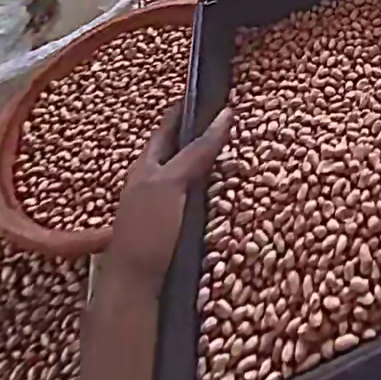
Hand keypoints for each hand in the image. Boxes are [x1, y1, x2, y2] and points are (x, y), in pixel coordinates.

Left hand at [105, 104, 232, 282]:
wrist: (135, 290)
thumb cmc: (148, 230)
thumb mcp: (173, 183)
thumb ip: (198, 150)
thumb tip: (227, 112)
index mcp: (146, 166)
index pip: (169, 126)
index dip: (189, 106)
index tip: (214, 89)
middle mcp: (153, 181)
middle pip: (183, 147)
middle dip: (207, 132)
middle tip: (239, 117)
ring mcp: (165, 204)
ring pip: (194, 171)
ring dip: (215, 159)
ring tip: (245, 146)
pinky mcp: (178, 225)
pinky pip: (202, 194)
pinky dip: (218, 185)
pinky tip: (236, 186)